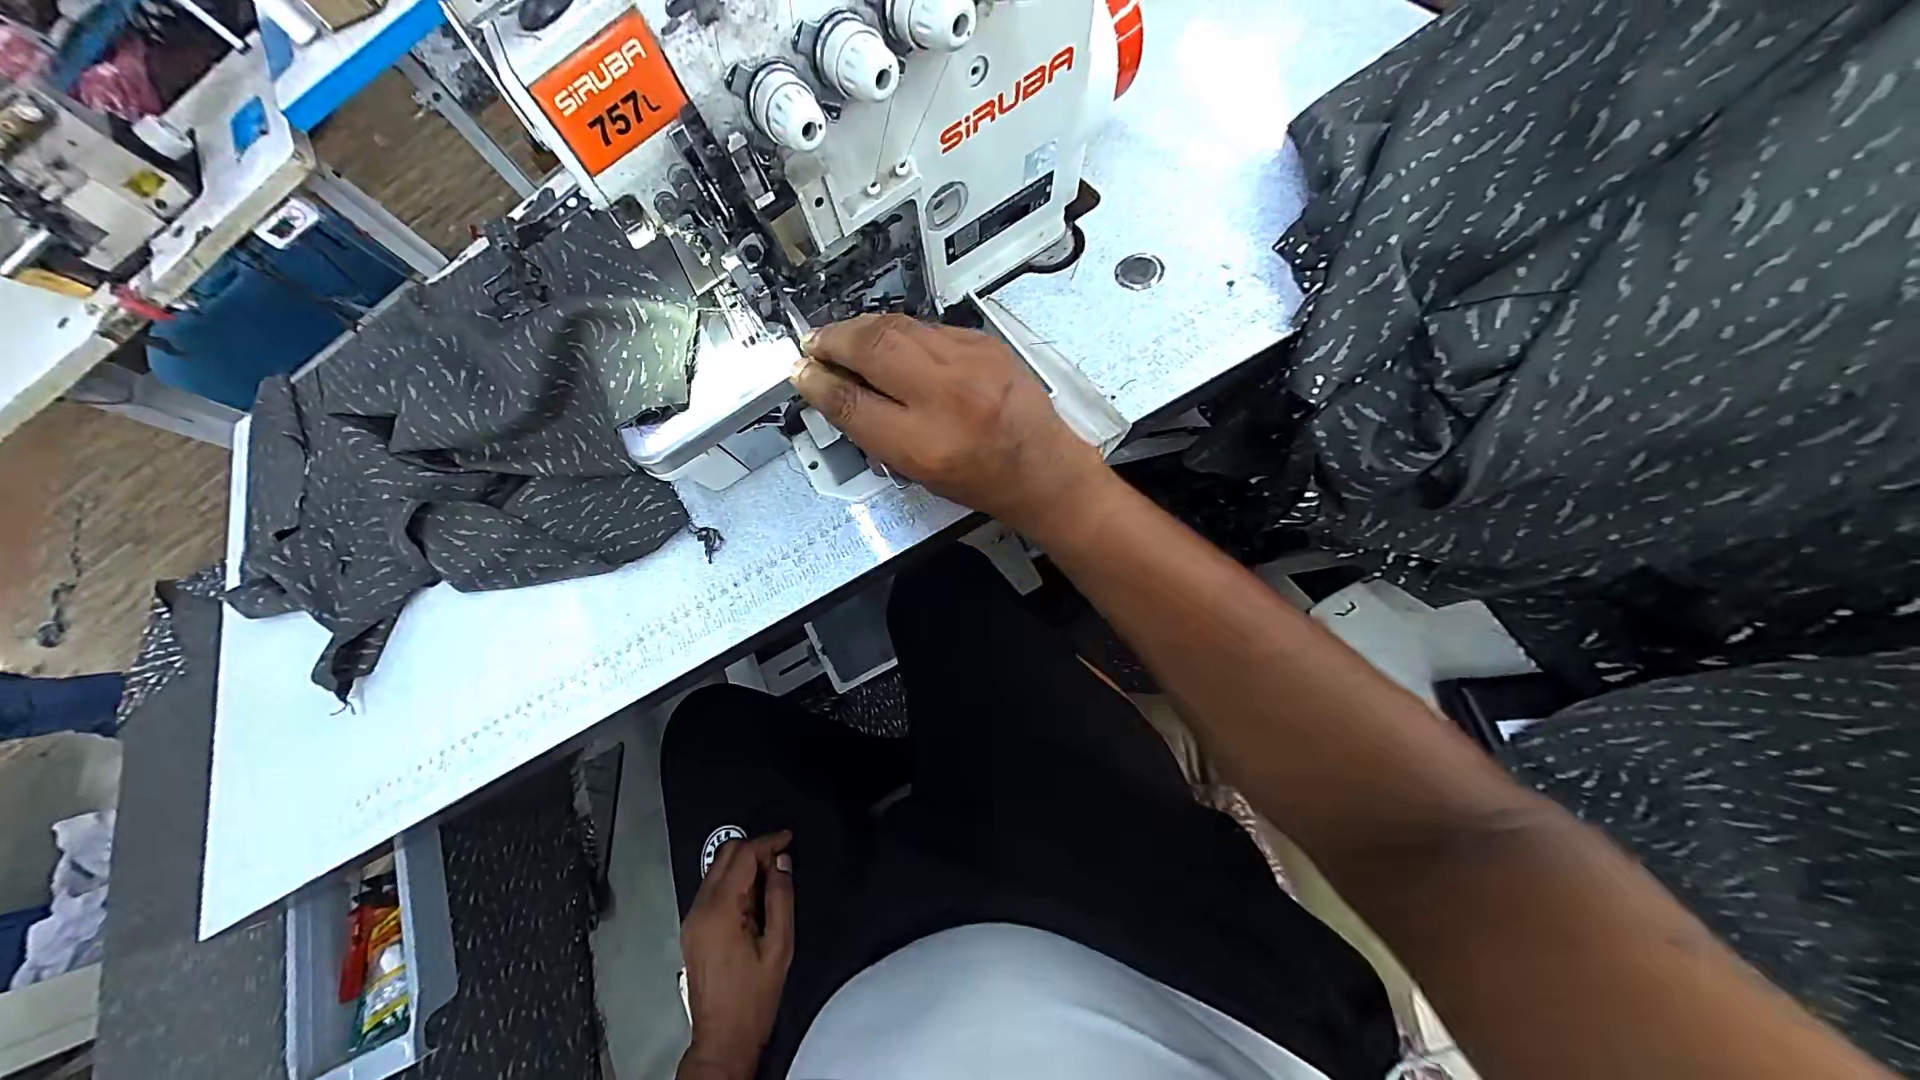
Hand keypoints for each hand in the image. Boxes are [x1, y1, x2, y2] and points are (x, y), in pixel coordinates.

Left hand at [678, 831, 794, 1079]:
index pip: (742, 856)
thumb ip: (781, 897)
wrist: (722, 1041)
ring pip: (717, 870)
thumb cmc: (753, 998)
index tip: (788, 838)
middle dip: (755, 849)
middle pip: (724, 856)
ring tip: (773, 877)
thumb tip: (781, 862)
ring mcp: (691, 920)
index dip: (767, 842)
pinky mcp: (692, 930)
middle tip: (782, 857)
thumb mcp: (780, 945)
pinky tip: (755, 895)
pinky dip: (735, 881)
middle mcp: (698, 910)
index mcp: (719, 911)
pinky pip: (713, 889)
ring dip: (744, 864)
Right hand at [795, 314, 1113, 537]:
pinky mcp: (983, 344)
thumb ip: (876, 433)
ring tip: (842, 337)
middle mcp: (949, 399)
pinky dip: (898, 330)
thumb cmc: (985, 480)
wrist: (1043, 466)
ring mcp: (970, 364)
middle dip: (832, 341)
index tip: (803, 375)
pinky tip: (887, 339)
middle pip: (871, 349)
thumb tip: (837, 394)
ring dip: (859, 328)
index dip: (818, 384)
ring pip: (896, 327)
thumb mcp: (920, 473)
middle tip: (815, 345)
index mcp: (927, 445)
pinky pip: (926, 326)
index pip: (853, 402)